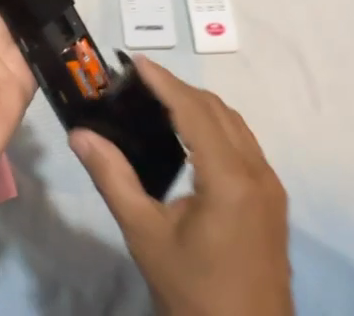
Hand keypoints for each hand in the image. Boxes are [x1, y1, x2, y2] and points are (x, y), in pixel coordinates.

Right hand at [71, 56, 292, 315]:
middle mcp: (257, 172)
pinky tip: (191, 137)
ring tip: (160, 102)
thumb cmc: (192, 290)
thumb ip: (113, 179)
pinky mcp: (273, 200)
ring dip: (200, 106)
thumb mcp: (145, 235)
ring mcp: (270, 186)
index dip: (164, 81)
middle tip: (139, 83)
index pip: (194, 110)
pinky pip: (245, 145)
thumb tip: (80, 135)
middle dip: (179, 89)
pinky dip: (216, 128)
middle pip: (217, 111)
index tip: (136, 62)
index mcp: (229, 178)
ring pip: (236, 125)